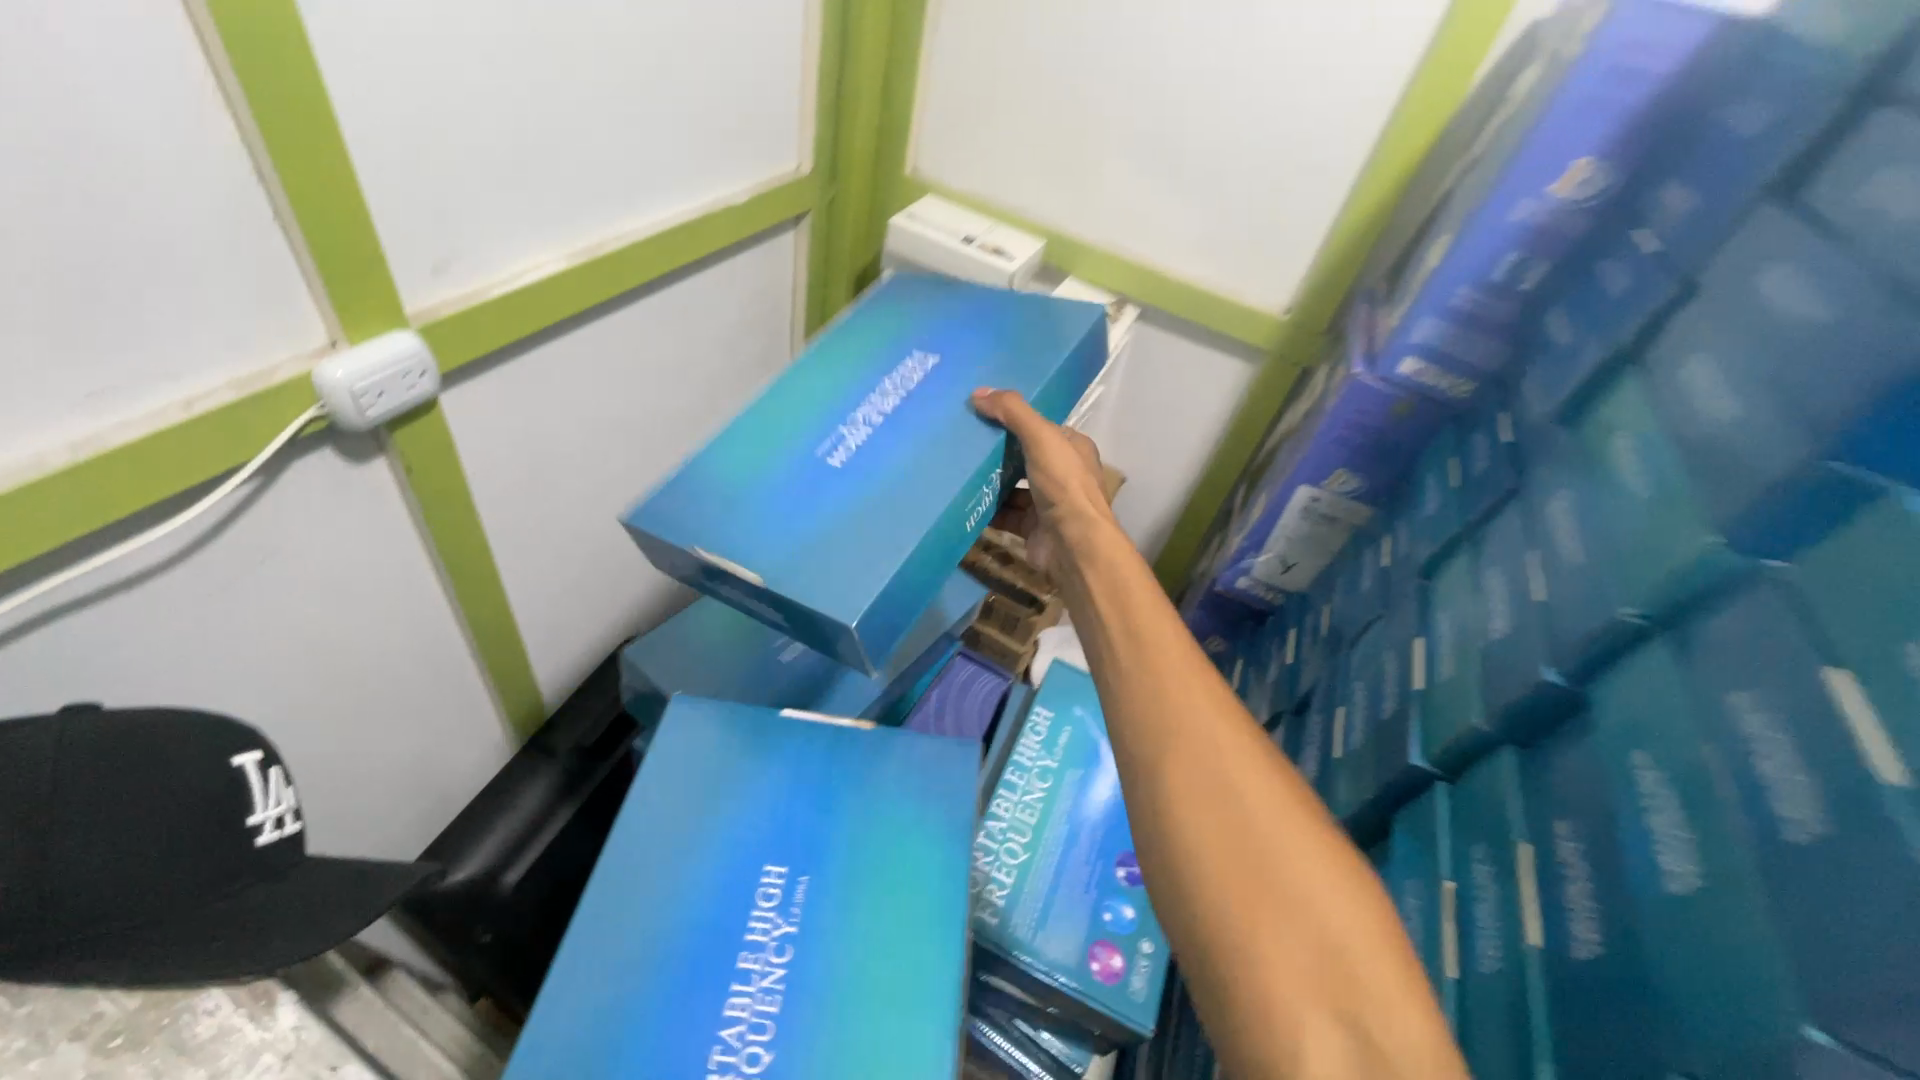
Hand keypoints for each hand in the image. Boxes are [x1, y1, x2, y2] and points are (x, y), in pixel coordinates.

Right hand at [971, 387, 1118, 577]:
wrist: (1072, 544)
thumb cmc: (1063, 484)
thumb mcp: (1040, 437)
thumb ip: (1012, 412)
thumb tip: (978, 393)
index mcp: (1073, 449)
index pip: (1041, 428)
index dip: (1015, 420)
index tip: (982, 414)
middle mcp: (1064, 475)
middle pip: (1025, 457)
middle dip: (998, 452)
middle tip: (964, 440)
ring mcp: (1048, 504)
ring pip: (1013, 487)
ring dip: (990, 481)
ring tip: (958, 468)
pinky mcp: (1032, 528)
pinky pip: (1005, 515)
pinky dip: (987, 510)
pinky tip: (964, 500)